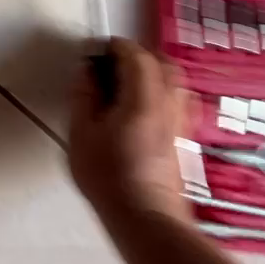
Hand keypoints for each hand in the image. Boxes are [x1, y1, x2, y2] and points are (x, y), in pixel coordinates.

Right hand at [67, 37, 191, 229]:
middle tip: (113, 62)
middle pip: (165, 65)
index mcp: (142, 101)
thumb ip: (84, 97)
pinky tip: (143, 106)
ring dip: (154, 73)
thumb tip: (87, 72)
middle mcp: (168, 107)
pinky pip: (179, 102)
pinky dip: (163, 92)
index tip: (97, 49)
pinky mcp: (184, 140)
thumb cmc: (106, 175)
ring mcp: (181, 124)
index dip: (117, 46)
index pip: (137, 58)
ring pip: (177, 83)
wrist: (145, 217)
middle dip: (140, 55)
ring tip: (128, 82)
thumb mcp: (80, 133)